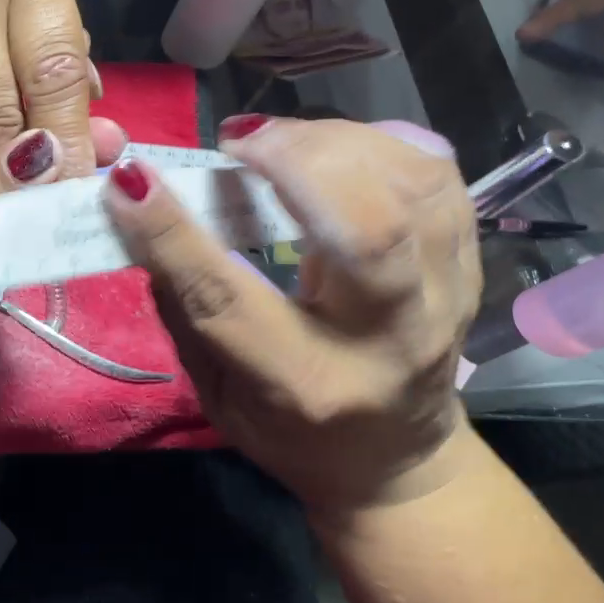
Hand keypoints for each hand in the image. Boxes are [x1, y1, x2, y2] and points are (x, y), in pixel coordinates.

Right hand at [101, 117, 480, 516]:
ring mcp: (446, 300)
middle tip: (236, 142)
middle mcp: (386, 340)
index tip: (131, 181)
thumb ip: (184, 314)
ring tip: (277, 140)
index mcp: (302, 382)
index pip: (227, 295)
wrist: (394, 462)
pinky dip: (384, 145)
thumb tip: (145, 224)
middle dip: (294, 162)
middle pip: (365, 229)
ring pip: (415, 189)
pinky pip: (443, 182)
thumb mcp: (214, 396)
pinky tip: (333, 147)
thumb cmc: (286, 435)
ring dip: (337, 144)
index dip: (173, 232)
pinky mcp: (472, 269)